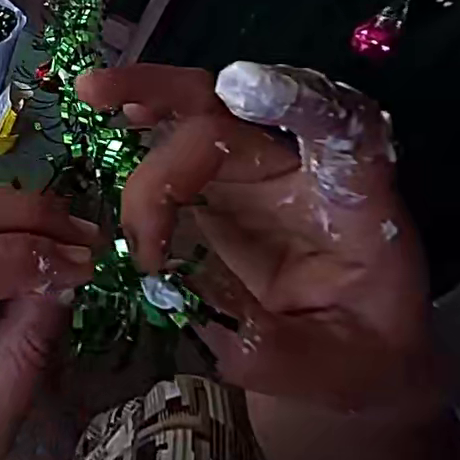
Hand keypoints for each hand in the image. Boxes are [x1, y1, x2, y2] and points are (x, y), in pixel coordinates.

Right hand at [78, 62, 433, 410]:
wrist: (346, 351)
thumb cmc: (361, 354)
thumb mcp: (339, 373)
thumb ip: (277, 351)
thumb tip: (196, 313)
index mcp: (351, 200)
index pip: (340, 131)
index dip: (295, 99)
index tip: (241, 87)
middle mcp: (294, 166)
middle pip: (230, 111)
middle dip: (164, 91)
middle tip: (99, 90)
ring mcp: (246, 167)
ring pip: (190, 116)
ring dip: (142, 114)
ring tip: (106, 135)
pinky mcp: (210, 179)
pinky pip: (170, 141)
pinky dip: (139, 125)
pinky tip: (111, 120)